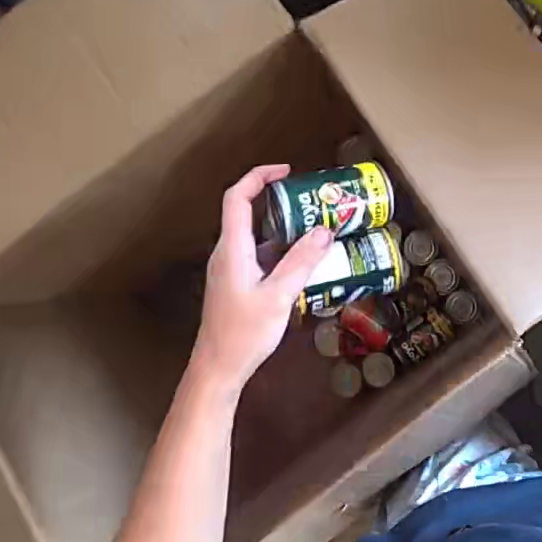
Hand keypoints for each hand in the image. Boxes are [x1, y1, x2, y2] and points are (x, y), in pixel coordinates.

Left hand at [191, 165, 333, 385]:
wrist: (218, 368)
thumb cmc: (243, 333)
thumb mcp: (279, 296)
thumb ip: (301, 262)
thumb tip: (324, 230)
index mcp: (232, 249)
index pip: (237, 198)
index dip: (258, 177)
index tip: (286, 172)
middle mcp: (227, 253)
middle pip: (246, 212)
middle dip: (277, 200)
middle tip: (310, 201)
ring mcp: (231, 269)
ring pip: (256, 236)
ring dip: (283, 227)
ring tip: (315, 228)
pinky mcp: (238, 284)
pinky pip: (259, 255)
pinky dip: (281, 250)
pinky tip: (304, 262)